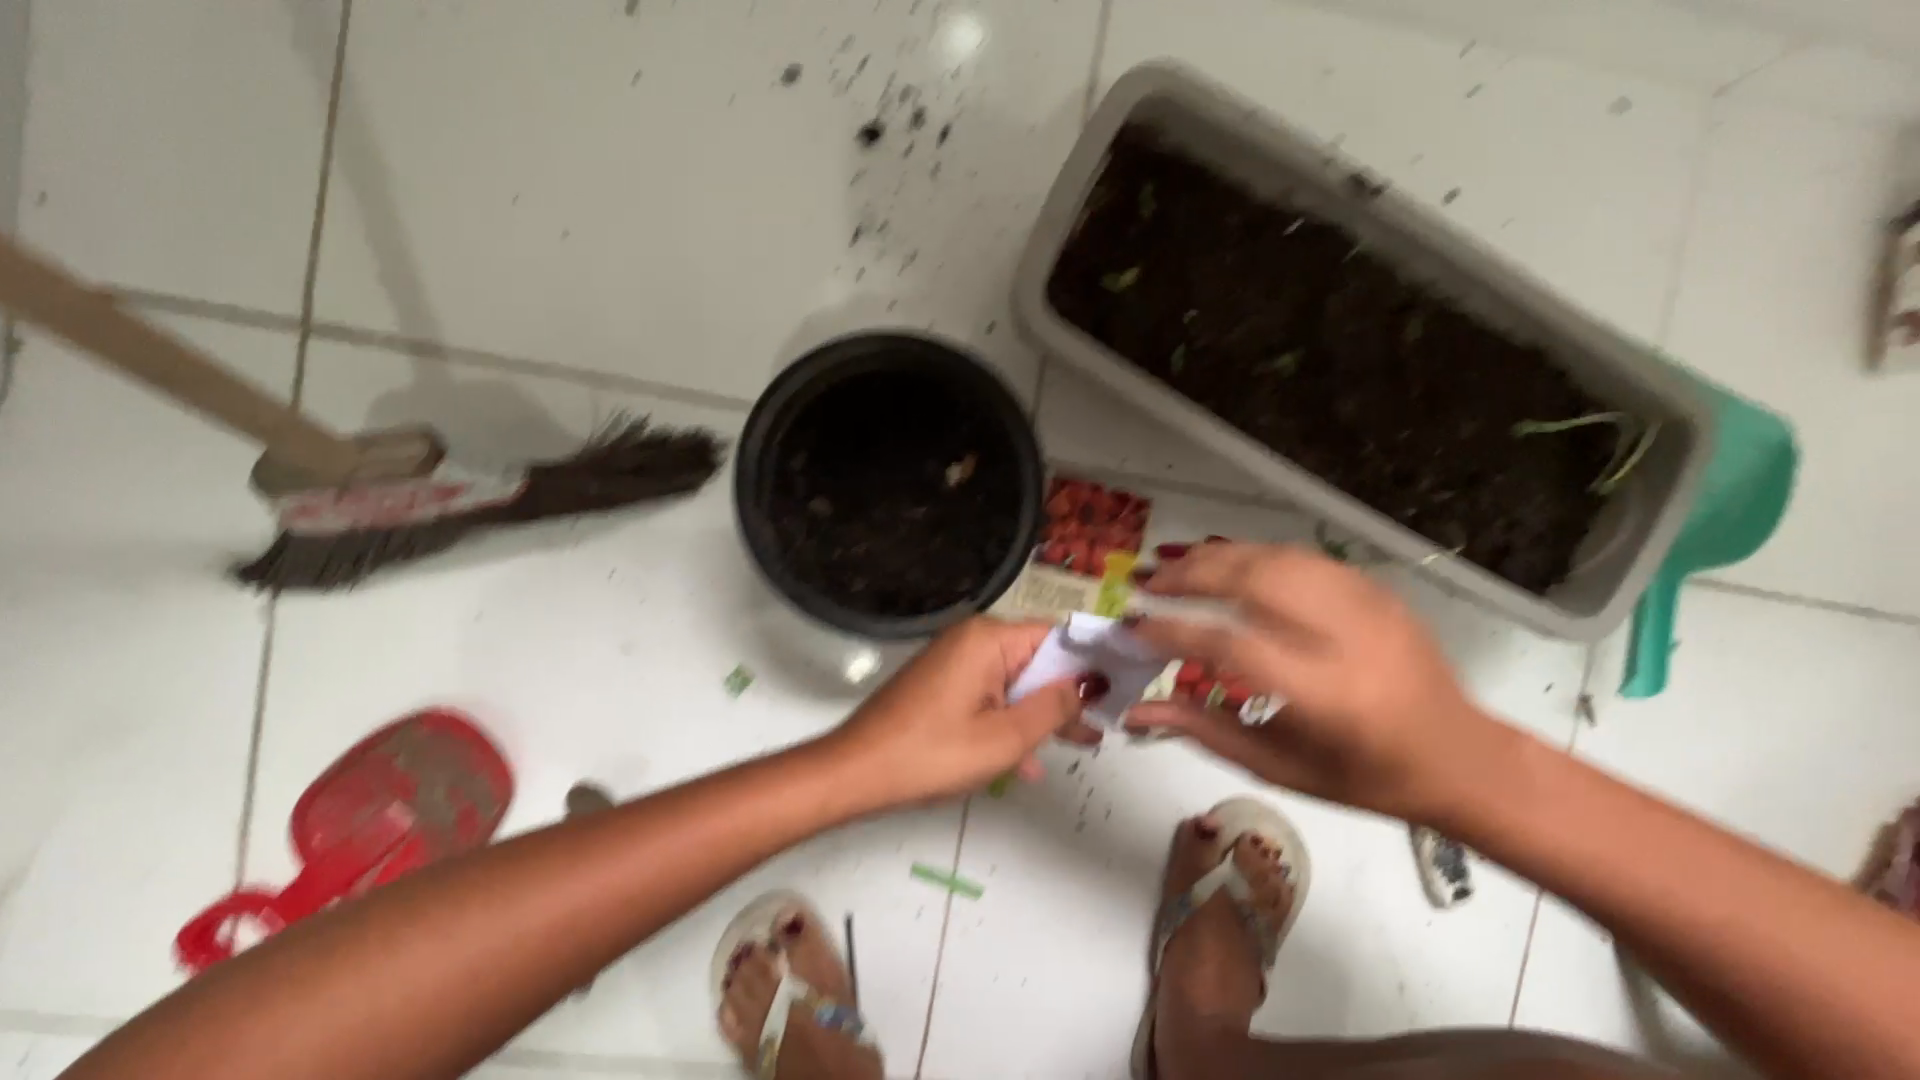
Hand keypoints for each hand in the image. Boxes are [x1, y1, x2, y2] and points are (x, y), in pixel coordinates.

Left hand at [833, 617, 1102, 804]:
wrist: (855, 774)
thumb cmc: (932, 754)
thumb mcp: (1005, 738)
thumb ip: (1054, 707)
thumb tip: (1090, 682)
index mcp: (988, 639)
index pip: (1056, 636)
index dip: (1092, 660)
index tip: (1123, 686)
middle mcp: (971, 640)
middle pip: (1036, 658)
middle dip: (1069, 693)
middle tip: (1106, 724)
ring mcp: (953, 662)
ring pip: (1014, 681)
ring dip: (1042, 713)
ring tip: (1081, 745)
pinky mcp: (941, 685)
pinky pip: (989, 695)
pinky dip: (1010, 721)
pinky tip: (1028, 762)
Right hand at [1124, 543, 1507, 821]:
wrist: (1458, 756)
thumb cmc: (1362, 776)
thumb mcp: (1278, 766)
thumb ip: (1203, 731)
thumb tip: (1134, 713)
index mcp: (1328, 697)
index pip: (1233, 646)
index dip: (1174, 633)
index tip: (1133, 629)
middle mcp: (1350, 639)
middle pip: (1256, 582)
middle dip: (1191, 577)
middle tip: (1147, 584)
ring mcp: (1369, 605)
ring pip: (1278, 558)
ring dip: (1218, 557)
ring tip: (1174, 566)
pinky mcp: (1376, 590)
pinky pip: (1303, 558)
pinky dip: (1254, 554)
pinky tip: (1224, 563)